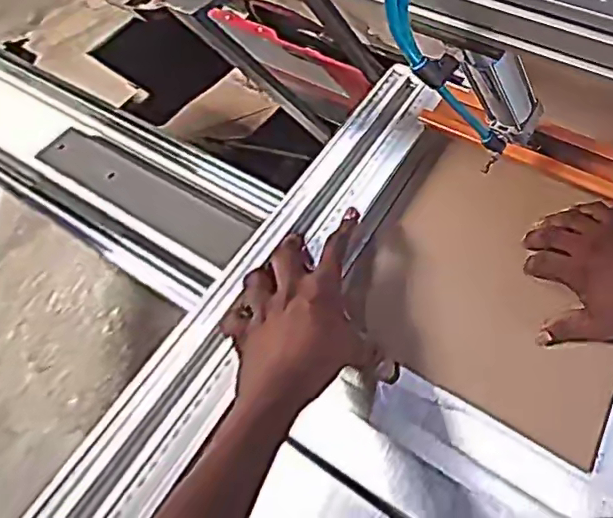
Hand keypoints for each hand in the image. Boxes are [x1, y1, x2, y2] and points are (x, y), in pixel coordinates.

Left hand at [222, 210, 391, 422]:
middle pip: (286, 253)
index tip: (348, 219)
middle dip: (291, 243)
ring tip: (264, 270)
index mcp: (320, 289)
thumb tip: (379, 355)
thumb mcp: (351, 352)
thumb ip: (367, 349)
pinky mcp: (245, 332)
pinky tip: (236, 314)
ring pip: (256, 277)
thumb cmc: (311, 366)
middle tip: (295, 239)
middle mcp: (290, 292)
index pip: (335, 249)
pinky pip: (233, 318)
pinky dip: (235, 315)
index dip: (344, 230)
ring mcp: (265, 309)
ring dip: (261, 273)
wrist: (275, 392)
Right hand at [521, 203, 612, 344]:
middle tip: (529, 239)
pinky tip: (581, 210)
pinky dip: (584, 208)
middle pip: (553, 234)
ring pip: (571, 218)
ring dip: (556, 219)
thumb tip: (544, 334)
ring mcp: (604, 231)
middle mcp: (586, 245)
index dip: (533, 263)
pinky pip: (596, 209)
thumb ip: (567, 328)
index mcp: (577, 269)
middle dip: (537, 236)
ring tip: (548, 221)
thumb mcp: (597, 326)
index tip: (529, 265)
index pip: (545, 262)